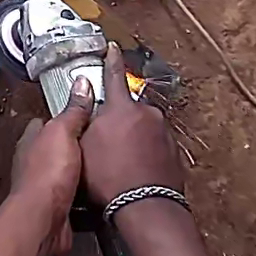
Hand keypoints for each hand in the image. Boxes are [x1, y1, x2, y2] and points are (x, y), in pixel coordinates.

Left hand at [9, 75, 90, 255]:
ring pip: (69, 174)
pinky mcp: (59, 208)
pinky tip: (103, 195)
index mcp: (32, 140)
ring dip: (86, 174)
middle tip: (103, 142)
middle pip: (59, 148)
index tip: (85, 111)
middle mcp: (35, 162)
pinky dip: (89, 199)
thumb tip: (81, 85)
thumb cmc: (46, 177)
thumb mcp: (63, 133)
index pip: (47, 120)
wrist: (44, 221)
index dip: (66, 115)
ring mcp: (45, 186)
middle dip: (79, 147)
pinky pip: (78, 199)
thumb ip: (72, 111)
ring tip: (108, 167)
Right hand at [80, 43, 185, 206]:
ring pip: (142, 126)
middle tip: (102, 136)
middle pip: (127, 108)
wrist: (146, 207)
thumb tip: (83, 103)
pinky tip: (132, 168)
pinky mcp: (174, 152)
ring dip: (131, 135)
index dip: (110, 60)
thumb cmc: (109, 176)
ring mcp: (164, 133)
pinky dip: (143, 150)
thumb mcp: (82, 145)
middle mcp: (147, 114)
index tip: (112, 48)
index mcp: (122, 108)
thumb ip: (83, 119)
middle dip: (116, 117)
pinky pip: (153, 144)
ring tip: (117, 158)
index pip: (114, 76)